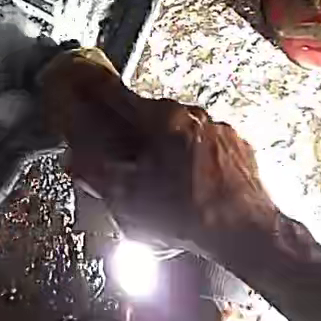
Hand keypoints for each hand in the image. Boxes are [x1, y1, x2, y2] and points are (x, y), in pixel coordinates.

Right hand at [38, 49, 278, 258]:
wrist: (245, 231)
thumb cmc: (190, 213)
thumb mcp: (130, 198)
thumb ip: (97, 176)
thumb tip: (75, 164)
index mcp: (164, 119)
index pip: (121, 97)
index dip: (100, 95)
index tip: (89, 89)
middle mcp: (193, 115)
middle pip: (152, 114)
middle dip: (136, 130)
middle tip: (126, 153)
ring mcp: (219, 129)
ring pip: (181, 128)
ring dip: (167, 144)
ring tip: (161, 176)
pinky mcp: (237, 146)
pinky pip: (206, 143)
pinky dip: (193, 155)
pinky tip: (190, 180)